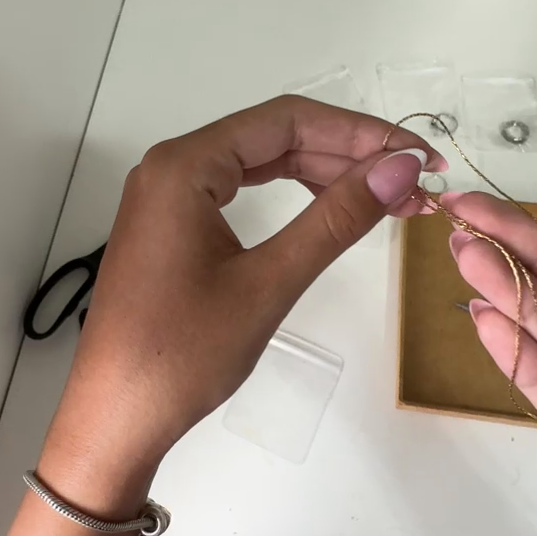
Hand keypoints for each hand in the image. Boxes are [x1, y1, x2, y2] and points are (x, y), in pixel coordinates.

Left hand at [38, 96, 441, 516]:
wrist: (116, 416)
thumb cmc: (185, 351)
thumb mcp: (268, 282)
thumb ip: (336, 218)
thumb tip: (401, 167)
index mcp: (184, 165)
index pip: (286, 120)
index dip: (360, 132)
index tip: (420, 156)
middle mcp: (170, 167)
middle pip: (272, 136)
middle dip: (346, 155)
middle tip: (413, 184)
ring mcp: (166, 197)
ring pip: (257, 163)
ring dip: (321, 175)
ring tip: (384, 200)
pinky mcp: (169, 227)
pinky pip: (236, 191)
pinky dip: (286, 196)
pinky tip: (325, 208)